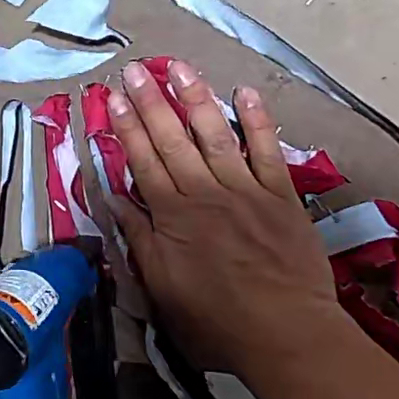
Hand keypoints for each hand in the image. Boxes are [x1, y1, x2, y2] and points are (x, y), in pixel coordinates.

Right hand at [106, 58, 345, 372]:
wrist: (285, 331)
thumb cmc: (215, 319)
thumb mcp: (161, 287)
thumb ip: (138, 239)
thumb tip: (113, 200)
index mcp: (172, 216)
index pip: (143, 161)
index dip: (126, 127)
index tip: (112, 98)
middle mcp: (204, 192)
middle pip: (172, 139)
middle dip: (151, 101)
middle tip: (136, 69)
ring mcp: (245, 189)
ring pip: (214, 134)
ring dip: (195, 98)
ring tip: (179, 66)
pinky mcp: (281, 194)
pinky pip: (267, 150)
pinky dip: (257, 121)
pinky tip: (245, 92)